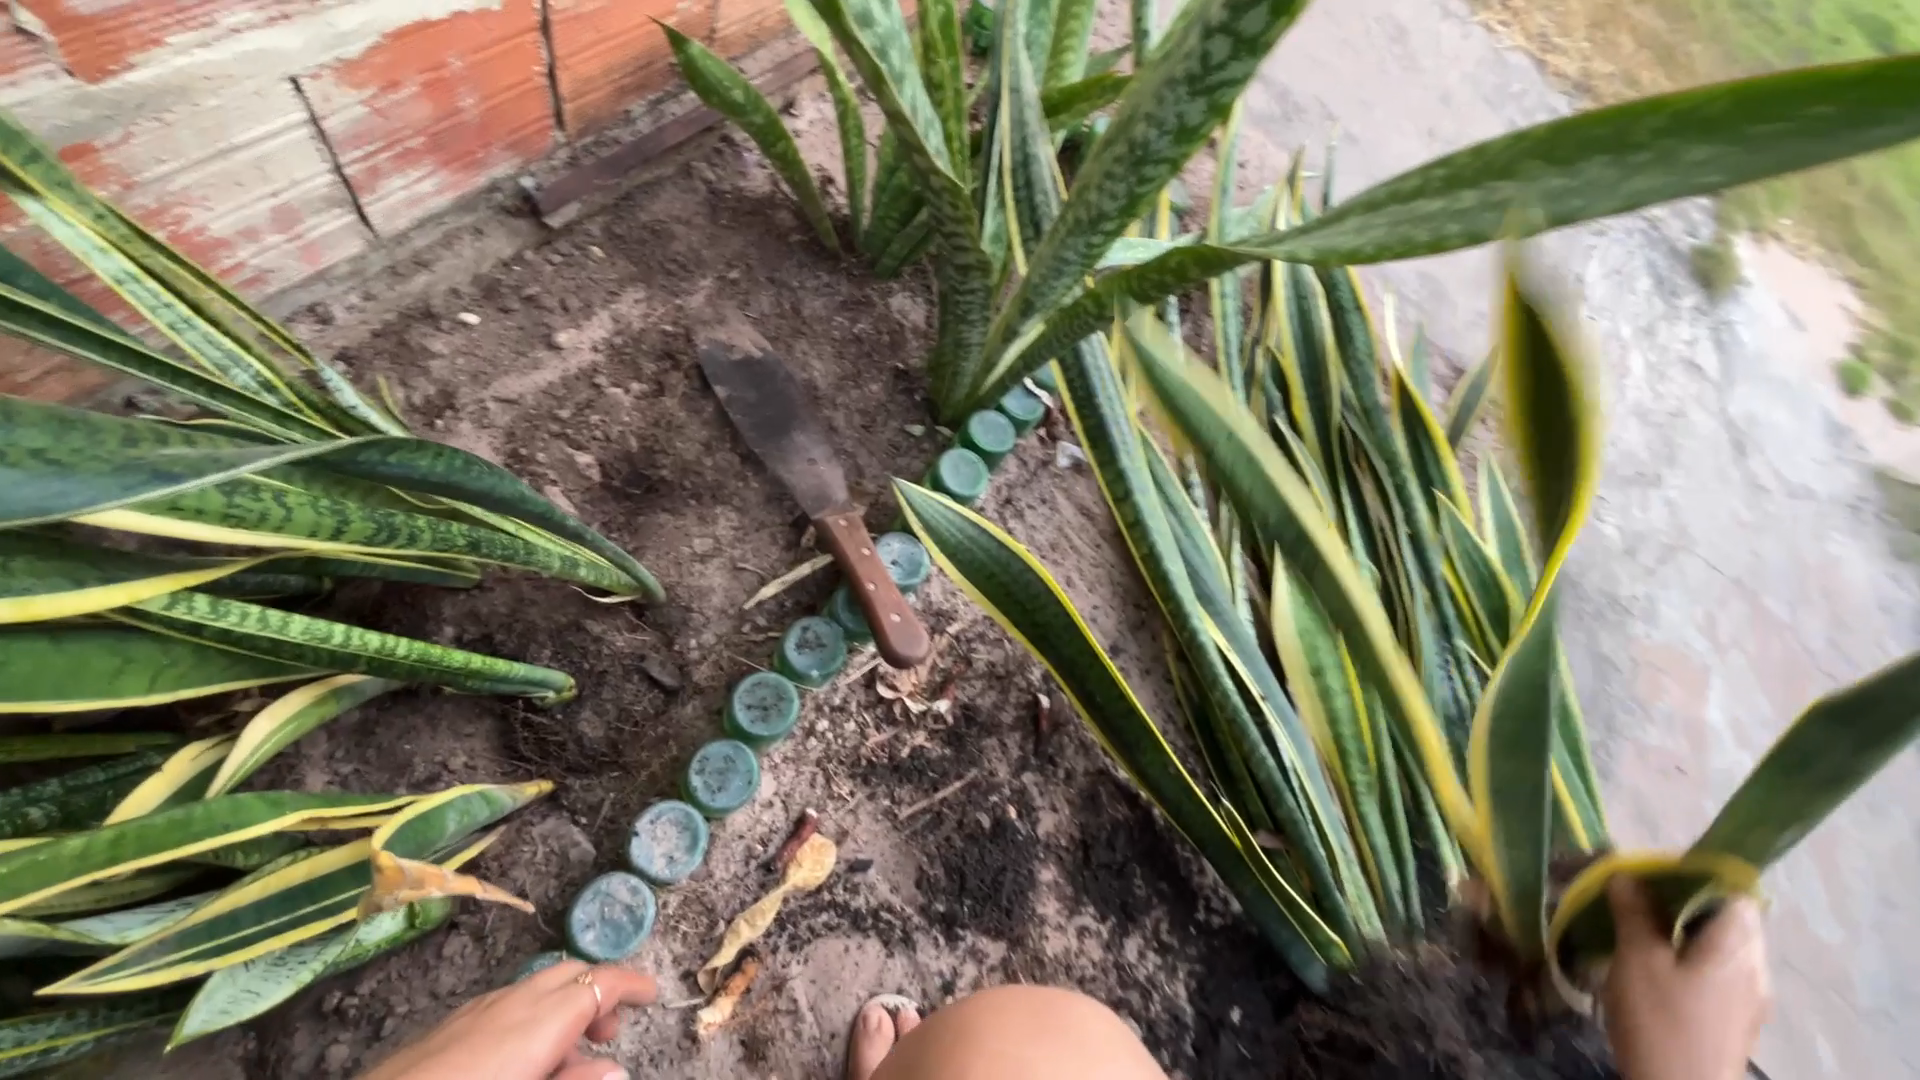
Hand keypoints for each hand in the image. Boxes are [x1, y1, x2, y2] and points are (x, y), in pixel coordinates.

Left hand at [359, 960, 655, 1079]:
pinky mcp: (449, 1025)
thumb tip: (616, 1070)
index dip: (631, 985)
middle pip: (572, 973)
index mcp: (542, 1018)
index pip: (602, 981)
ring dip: (564, 1007)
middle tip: (609, 1034)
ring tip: (565, 1058)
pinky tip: (518, 1060)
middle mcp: (514, 1000)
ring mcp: (478, 1009)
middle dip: (599, 992)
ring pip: (538, 987)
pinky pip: (507, 1005)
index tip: (652, 994)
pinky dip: (531, 1017)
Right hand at [1602, 876, 1769, 1079]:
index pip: (1734, 893)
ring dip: (1682, 926)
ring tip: (1637, 925)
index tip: (1652, 873)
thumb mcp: (1637, 958)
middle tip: (1635, 896)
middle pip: (1728, 917)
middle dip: (1682, 900)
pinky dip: (1686, 952)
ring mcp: (1748, 996)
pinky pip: (1715, 967)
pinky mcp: (1733, 1015)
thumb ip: (1634, 912)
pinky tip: (1653, 960)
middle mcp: (1753, 969)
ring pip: (1720, 943)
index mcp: (1737, 950)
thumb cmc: (1660, 1019)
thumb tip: (1626, 874)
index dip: (1696, 876)